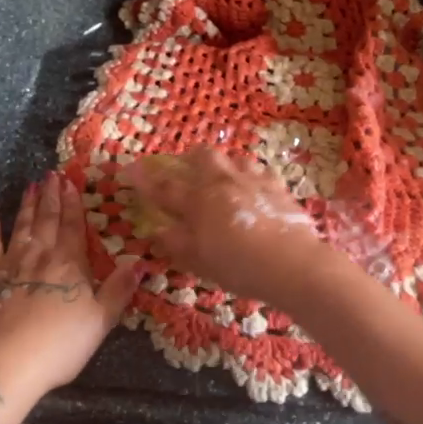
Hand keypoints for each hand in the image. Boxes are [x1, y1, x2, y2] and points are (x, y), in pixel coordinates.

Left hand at [0, 172, 142, 395]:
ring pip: (22, 225)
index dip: (73, 203)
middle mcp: (42, 254)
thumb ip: (119, 290)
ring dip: (27, 204)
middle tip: (51, 174)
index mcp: (70, 263)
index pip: (73, 226)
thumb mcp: (100, 321)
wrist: (9, 360)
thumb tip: (140, 263)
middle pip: (48, 219)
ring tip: (30, 185)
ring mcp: (13, 262)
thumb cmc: (60, 344)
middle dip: (51, 196)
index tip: (70, 182)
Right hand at [127, 147, 334, 305]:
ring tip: (224, 178)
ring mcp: (253, 180)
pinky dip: (253, 177)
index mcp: (199, 201)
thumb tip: (154, 230)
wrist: (293, 264)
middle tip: (187, 169)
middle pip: (203, 156)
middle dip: (191, 158)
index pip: (164, 186)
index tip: (129, 169)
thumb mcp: (199, 262)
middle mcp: (223, 182)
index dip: (144, 178)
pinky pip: (261, 171)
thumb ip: (175, 243)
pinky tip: (255, 190)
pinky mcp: (278, 186)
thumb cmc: (239, 267)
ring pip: (234, 158)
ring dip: (225, 165)